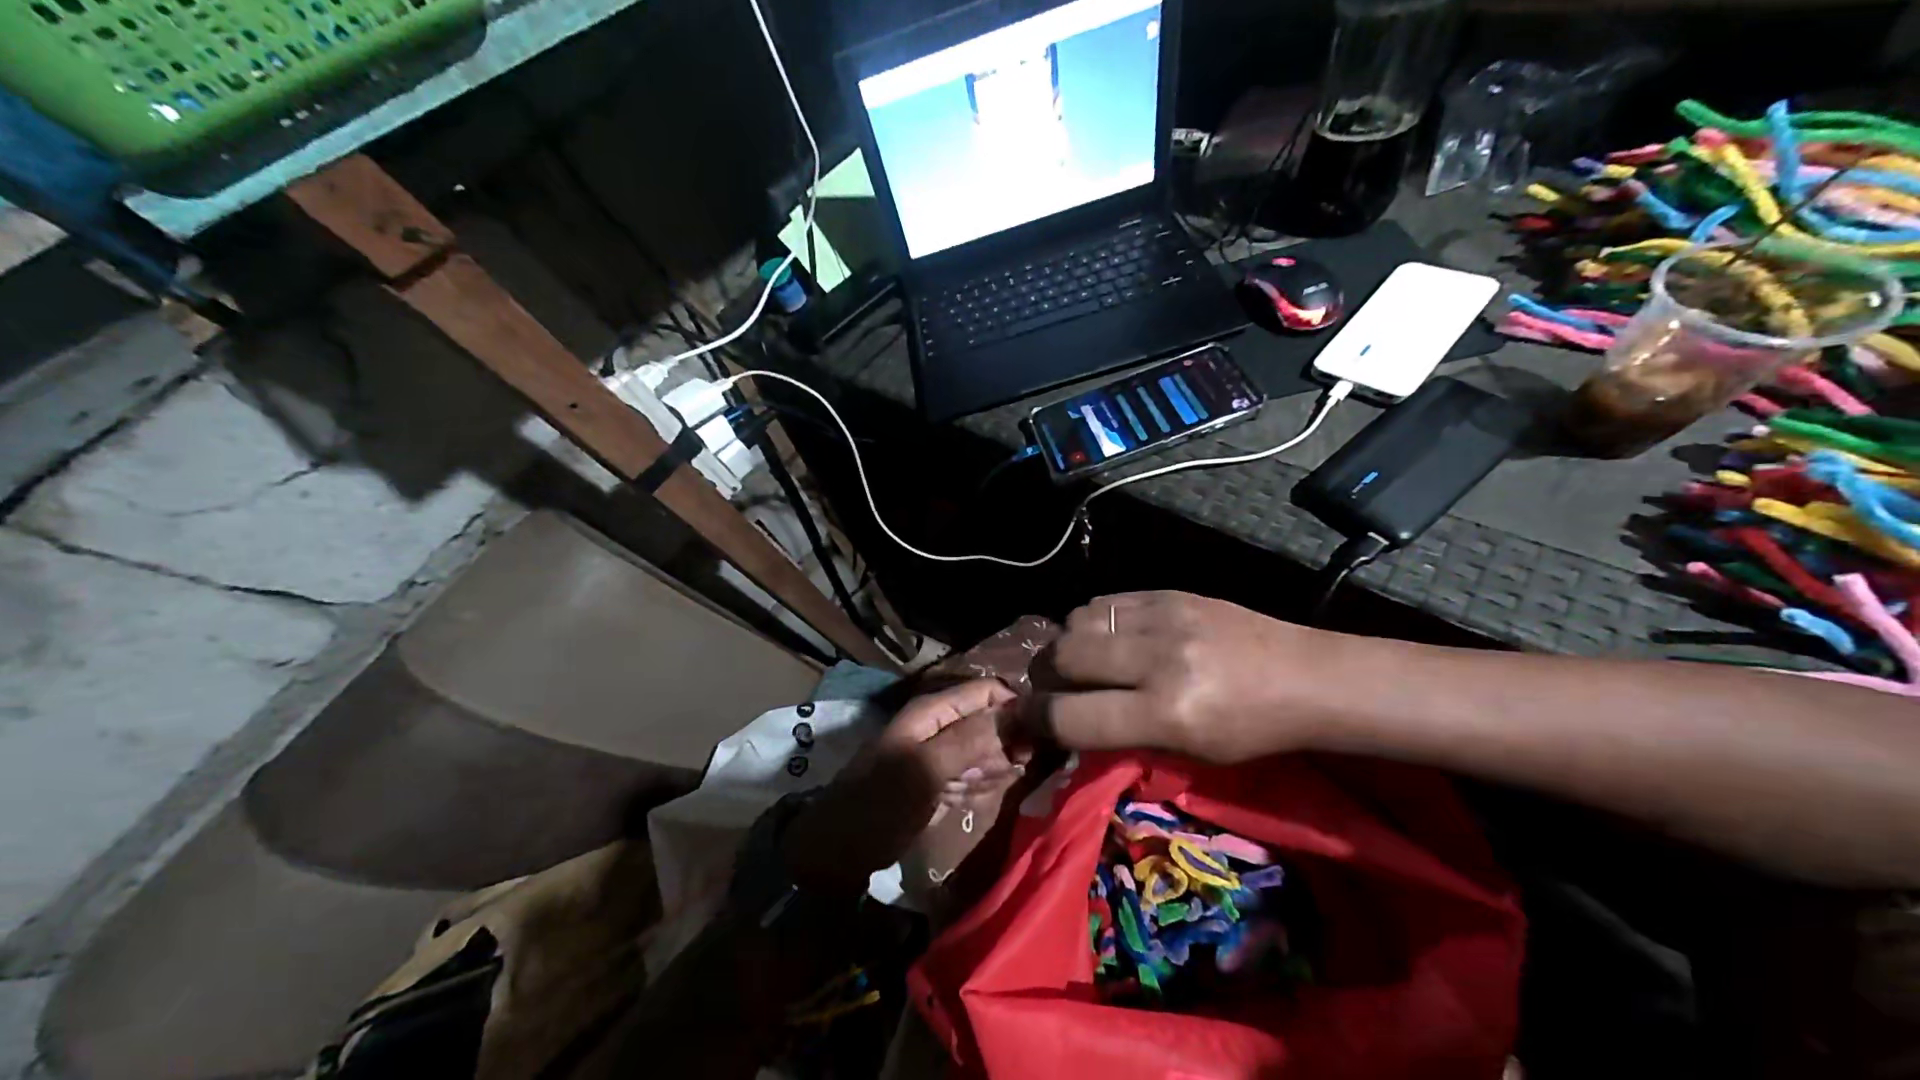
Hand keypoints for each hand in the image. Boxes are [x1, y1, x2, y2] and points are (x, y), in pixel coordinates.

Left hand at [782, 679, 1023, 894]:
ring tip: (967, 792)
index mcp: (933, 711)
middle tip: (993, 778)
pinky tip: (958, 803)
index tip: (1033, 742)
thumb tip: (1020, 711)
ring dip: (990, 773)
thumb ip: (971, 739)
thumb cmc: (878, 806)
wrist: (837, 853)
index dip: (1015, 709)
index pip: (989, 691)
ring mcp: (940, 754)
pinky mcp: (940, 781)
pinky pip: (974, 777)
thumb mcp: (925, 770)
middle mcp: (939, 725)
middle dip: (1004, 747)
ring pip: (987, 751)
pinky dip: (975, 790)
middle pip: (991, 720)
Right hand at [1028, 591, 1340, 763]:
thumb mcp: (1185, 752)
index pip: (1069, 715)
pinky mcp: (1168, 592)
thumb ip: (1119, 735)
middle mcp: (1157, 660)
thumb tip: (1063, 720)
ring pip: (1076, 622)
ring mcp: (1163, 617)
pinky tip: (1111, 636)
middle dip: (1045, 676)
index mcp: (1166, 713)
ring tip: (1084, 661)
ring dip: (1068, 645)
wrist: (1305, 676)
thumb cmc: (1250, 732)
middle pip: (1061, 656)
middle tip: (1054, 688)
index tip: (1026, 722)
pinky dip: (1094, 622)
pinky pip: (1104, 602)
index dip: (1035, 720)